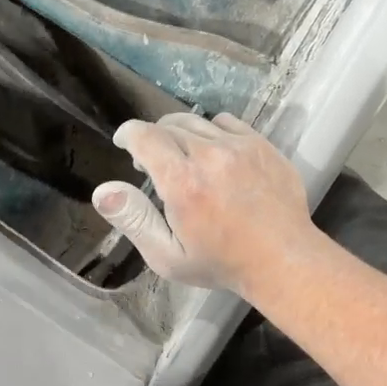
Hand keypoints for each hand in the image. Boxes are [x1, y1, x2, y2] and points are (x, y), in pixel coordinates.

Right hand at [91, 113, 322, 294]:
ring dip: (183, 135)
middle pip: (169, 125)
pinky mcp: (262, 145)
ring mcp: (240, 146)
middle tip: (155, 163)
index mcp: (182, 181)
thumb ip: (133, 220)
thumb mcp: (168, 255)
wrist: (282, 259)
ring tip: (185, 158)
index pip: (144, 136)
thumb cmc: (221, 263)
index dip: (128, 135)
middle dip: (154, 139)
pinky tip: (215, 155)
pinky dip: (213, 132)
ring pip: (198, 122)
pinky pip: (227, 123)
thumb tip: (104, 191)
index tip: (124, 142)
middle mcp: (210, 154)